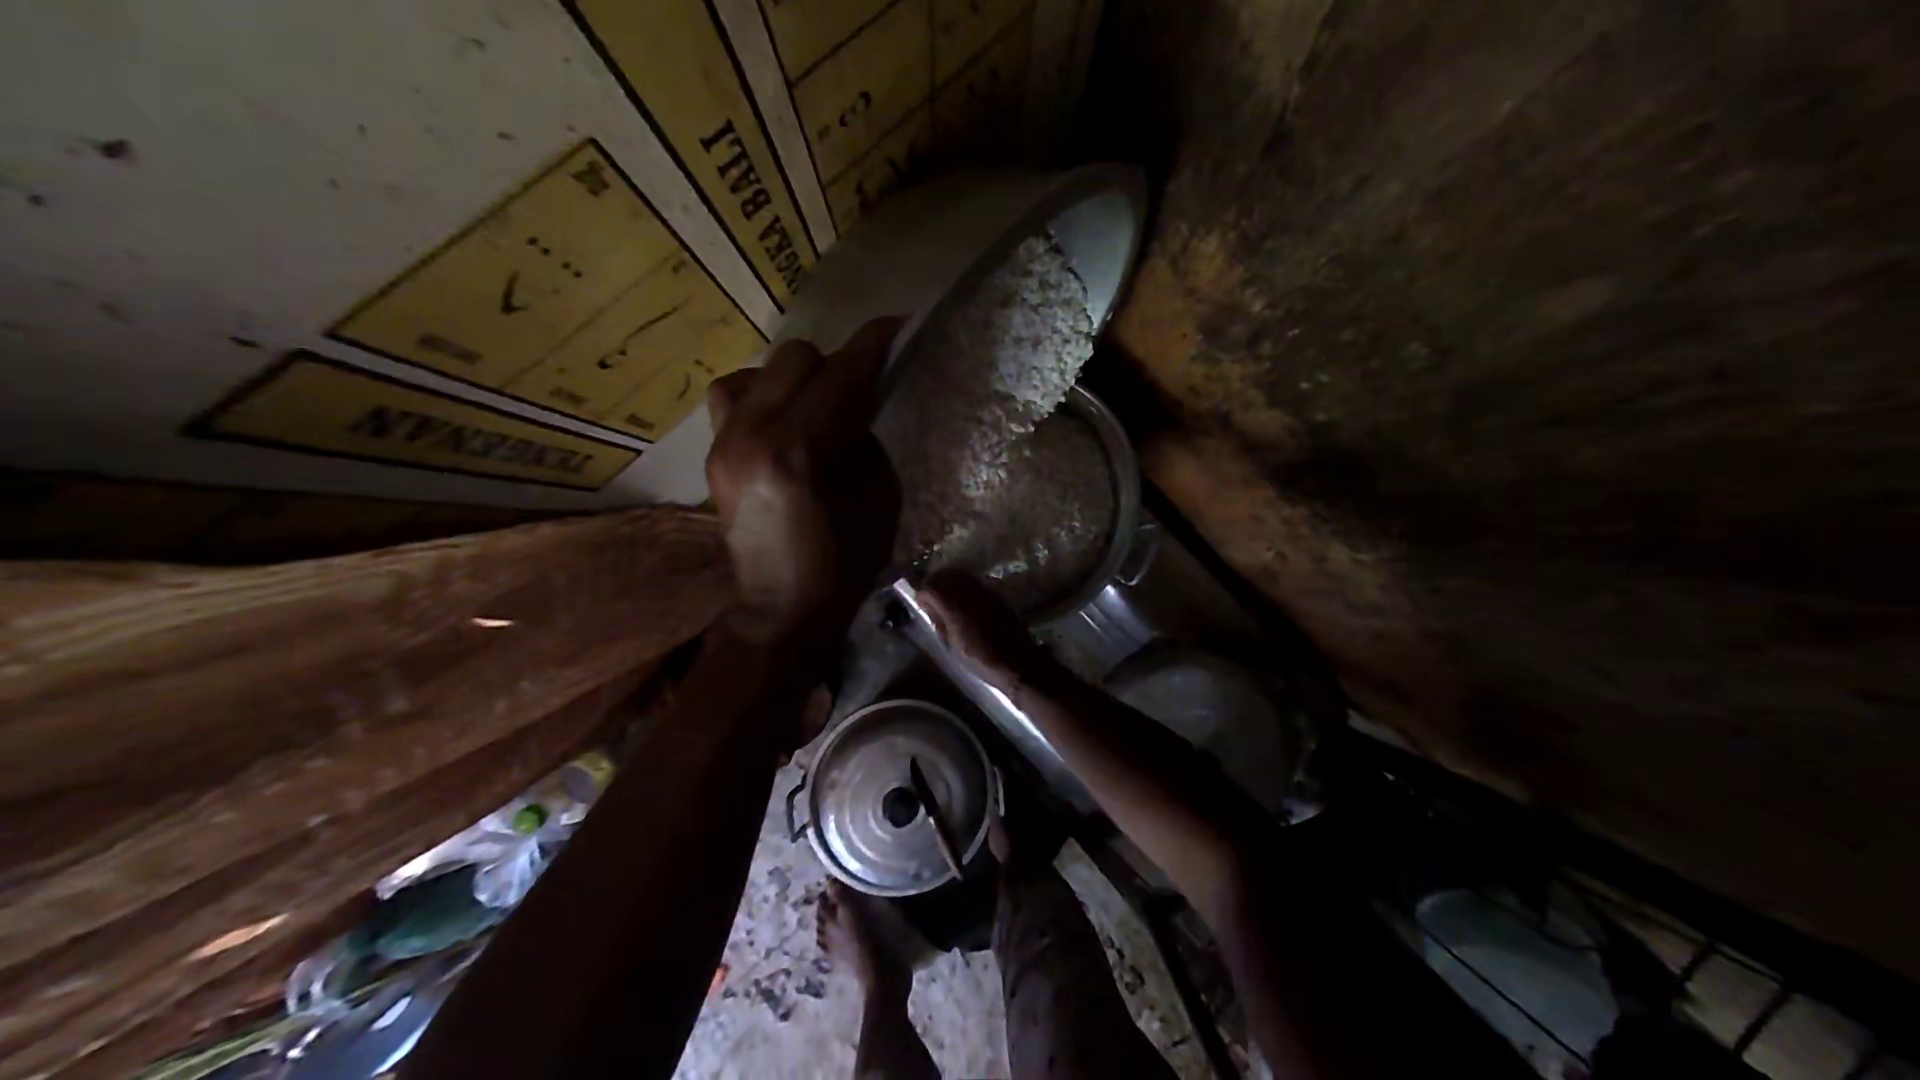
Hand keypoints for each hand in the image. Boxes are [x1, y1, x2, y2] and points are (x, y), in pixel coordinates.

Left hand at [706, 318, 902, 643]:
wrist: (783, 606)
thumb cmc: (846, 559)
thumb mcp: (880, 495)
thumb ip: (865, 436)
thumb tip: (855, 403)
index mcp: (805, 447)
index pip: (844, 371)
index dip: (875, 343)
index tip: (896, 325)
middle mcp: (757, 432)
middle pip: (798, 357)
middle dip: (835, 364)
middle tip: (855, 391)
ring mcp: (726, 441)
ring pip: (759, 369)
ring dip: (794, 378)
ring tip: (812, 406)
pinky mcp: (713, 453)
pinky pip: (732, 395)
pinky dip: (759, 395)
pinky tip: (778, 420)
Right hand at [915, 571, 1050, 692]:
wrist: (1016, 662)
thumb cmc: (981, 660)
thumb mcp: (952, 646)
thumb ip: (940, 623)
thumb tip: (931, 609)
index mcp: (954, 608)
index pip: (930, 587)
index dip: (922, 595)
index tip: (921, 606)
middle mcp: (968, 593)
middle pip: (944, 575)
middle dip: (934, 584)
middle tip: (931, 599)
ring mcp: (985, 590)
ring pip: (960, 575)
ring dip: (949, 582)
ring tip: (946, 598)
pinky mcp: (996, 593)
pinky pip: (975, 581)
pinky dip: (965, 585)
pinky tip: (965, 600)